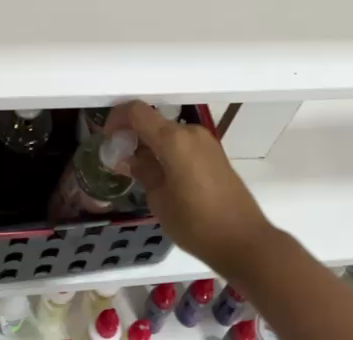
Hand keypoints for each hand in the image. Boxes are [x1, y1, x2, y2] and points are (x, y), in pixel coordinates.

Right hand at [110, 102, 274, 274]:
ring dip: (152, 143)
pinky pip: (184, 143)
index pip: (137, 111)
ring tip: (141, 170)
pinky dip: (169, 150)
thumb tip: (131, 158)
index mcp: (173, 139)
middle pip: (154, 121)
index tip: (107, 138)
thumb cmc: (197, 224)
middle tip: (121, 158)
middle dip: (134, 134)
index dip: (117, 118)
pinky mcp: (216, 153)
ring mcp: (206, 141)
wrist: (245, 241)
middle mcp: (190, 132)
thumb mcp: (160, 201)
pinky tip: (164, 174)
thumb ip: (143, 171)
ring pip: (170, 132)